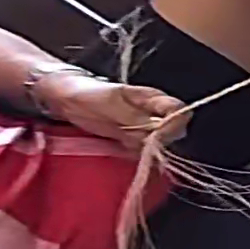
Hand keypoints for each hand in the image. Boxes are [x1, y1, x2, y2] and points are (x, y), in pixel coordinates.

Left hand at [37, 73, 189, 148]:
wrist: (68, 99)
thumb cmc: (88, 96)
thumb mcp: (111, 103)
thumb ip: (137, 118)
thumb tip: (159, 132)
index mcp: (156, 99)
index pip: (181, 112)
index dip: (175, 124)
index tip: (156, 134)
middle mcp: (159, 113)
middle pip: (174, 131)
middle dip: (155, 138)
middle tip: (130, 136)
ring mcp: (150, 126)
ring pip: (161, 143)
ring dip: (142, 146)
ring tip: (120, 138)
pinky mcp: (138, 138)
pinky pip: (146, 150)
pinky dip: (134, 152)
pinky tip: (119, 145)